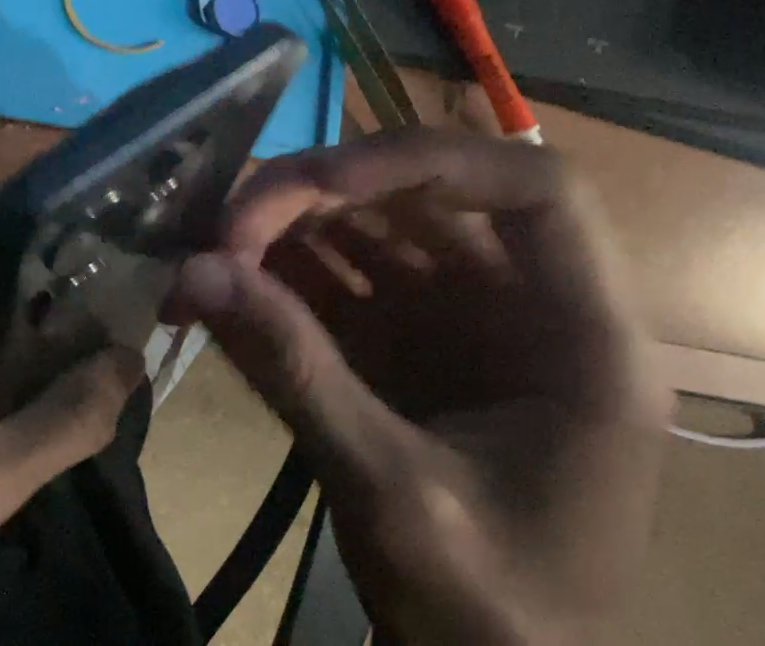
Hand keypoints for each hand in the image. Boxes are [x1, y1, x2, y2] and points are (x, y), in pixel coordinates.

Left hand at [0, 204, 144, 555]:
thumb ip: (60, 424)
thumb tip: (129, 363)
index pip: (65, 228)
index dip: (124, 239)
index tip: (171, 265)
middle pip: (42, 224)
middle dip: (97, 249)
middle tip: (149, 297)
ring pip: (11, 238)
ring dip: (58, 264)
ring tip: (108, 312)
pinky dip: (17, 277)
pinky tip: (39, 323)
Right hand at [164, 129, 667, 645]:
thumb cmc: (485, 604)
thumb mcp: (389, 490)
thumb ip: (293, 372)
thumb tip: (191, 272)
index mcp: (573, 337)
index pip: (528, 191)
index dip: (420, 161)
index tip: (313, 184)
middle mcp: (509, 308)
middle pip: (412, 198)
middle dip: (306, 198)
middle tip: (214, 232)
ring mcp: (441, 322)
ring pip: (354, 228)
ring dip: (268, 231)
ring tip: (191, 257)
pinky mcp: (385, 344)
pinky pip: (319, 279)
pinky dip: (257, 276)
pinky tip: (200, 291)